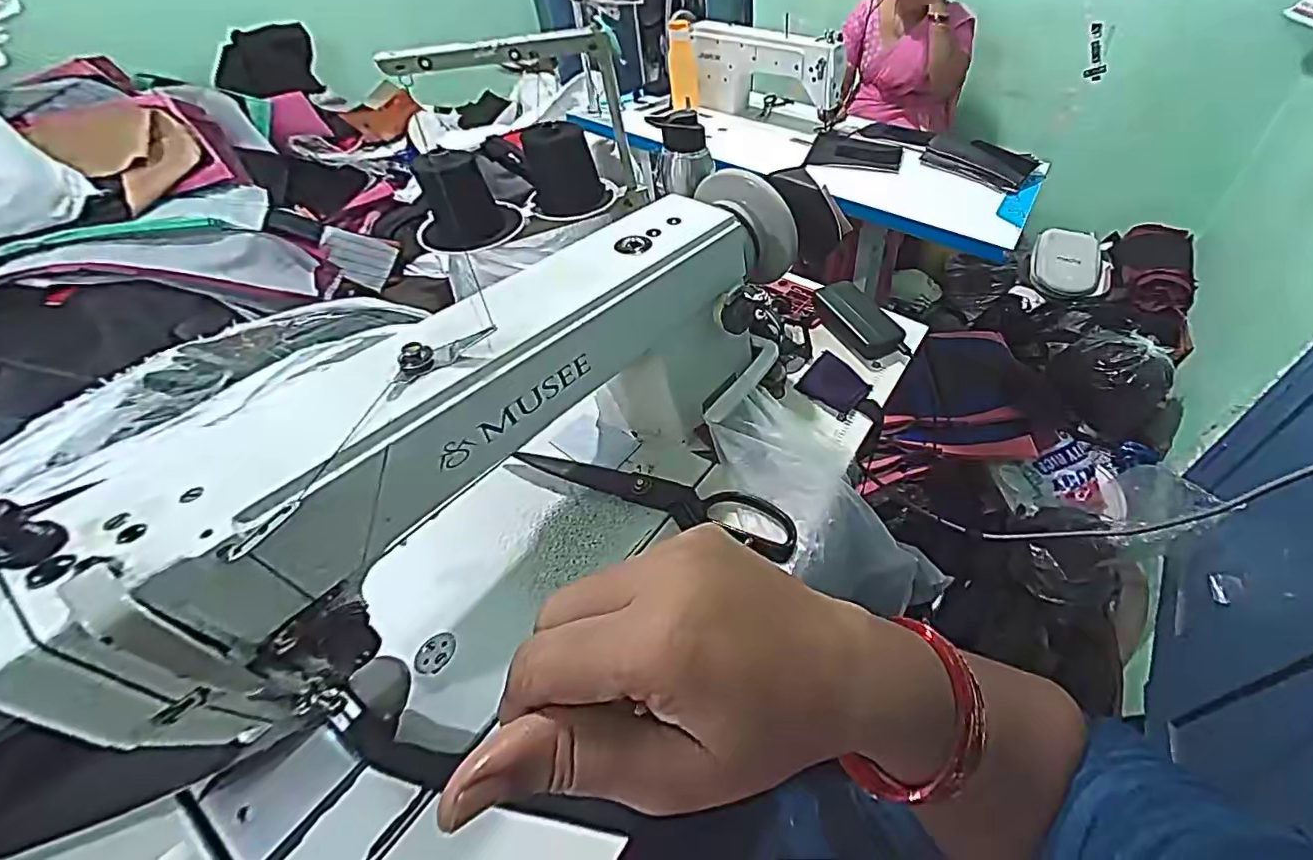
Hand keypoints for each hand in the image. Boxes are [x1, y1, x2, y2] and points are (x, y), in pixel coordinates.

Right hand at [437, 525, 955, 830]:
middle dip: (556, 673)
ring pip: (582, 593)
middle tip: (608, 714)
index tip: (561, 744)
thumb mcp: (672, 775)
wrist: (845, 666)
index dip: (527, 716)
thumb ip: (571, 763)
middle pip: (551, 619)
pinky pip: (621, 574)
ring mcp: (680, 543)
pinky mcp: (692, 534)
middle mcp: (664, 571)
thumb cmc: (771, 731)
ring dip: (588, 639)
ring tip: (643, 677)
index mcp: (660, 636)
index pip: (536, 665)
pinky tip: (665, 639)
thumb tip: (467, 778)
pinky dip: (620, 611)